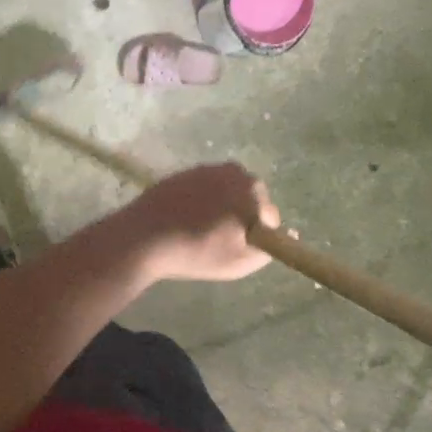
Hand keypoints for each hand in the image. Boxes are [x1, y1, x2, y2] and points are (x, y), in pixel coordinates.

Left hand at [118, 163, 280, 281]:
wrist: (143, 237)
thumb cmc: (197, 251)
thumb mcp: (240, 262)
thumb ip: (270, 250)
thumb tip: (288, 236)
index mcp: (252, 188)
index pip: (269, 216)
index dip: (258, 236)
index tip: (238, 249)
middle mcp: (232, 170)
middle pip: (248, 200)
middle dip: (240, 218)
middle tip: (219, 243)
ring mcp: (203, 169)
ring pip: (224, 194)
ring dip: (219, 210)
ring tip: (200, 234)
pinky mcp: (180, 174)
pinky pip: (200, 191)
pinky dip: (198, 204)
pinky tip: (184, 223)